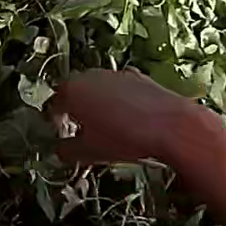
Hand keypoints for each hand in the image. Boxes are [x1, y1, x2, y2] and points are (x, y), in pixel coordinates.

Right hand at [46, 69, 225, 166]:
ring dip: (98, 102)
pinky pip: (121, 89)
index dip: (55, 118)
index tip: (59, 131)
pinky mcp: (139, 77)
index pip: (54, 102)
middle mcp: (92, 75)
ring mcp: (117, 74)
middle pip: (76, 90)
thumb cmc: (123, 137)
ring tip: (106, 126)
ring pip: (99, 88)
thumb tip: (62, 150)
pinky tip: (129, 120)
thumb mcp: (89, 152)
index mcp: (73, 90)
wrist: (171, 125)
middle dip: (76, 108)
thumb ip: (68, 150)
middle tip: (80, 129)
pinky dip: (120, 100)